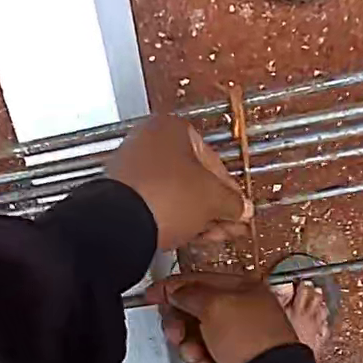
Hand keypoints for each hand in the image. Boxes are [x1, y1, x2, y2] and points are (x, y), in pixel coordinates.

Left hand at [105, 115, 250, 249]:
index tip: (237, 204)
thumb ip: (233, 202)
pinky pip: (156, 205)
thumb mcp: (213, 199)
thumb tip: (241, 207)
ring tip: (214, 233)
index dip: (230, 188)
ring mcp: (132, 169)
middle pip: (193, 178)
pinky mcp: (121, 196)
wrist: (121, 224)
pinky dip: (175, 218)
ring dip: (198, 215)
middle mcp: (147, 142)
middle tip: (230, 222)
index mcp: (171, 128)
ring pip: (175, 194)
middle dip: (214, 205)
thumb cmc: (165, 196)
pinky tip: (191, 234)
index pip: (213, 159)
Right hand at [150, 273, 298, 362]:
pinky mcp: (233, 361)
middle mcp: (240, 311)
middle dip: (180, 324)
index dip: (173, 286)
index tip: (153, 295)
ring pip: (195, 337)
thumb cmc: (251, 338)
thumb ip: (189, 294)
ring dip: (189, 348)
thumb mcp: (214, 306)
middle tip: (176, 332)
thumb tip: (176, 291)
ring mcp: (237, 337)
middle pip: (194, 311)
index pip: (199, 281)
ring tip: (196, 354)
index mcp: (242, 288)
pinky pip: (204, 358)